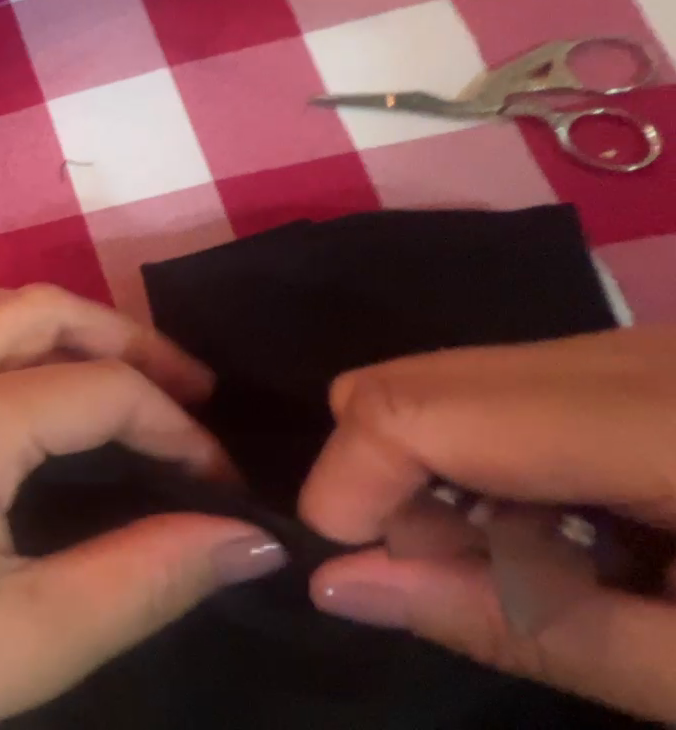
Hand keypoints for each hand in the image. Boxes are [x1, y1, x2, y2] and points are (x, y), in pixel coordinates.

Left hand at [0, 286, 286, 729]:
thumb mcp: (37, 634)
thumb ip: (151, 573)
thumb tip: (253, 537)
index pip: (100, 390)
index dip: (177, 428)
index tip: (221, 484)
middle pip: (35, 312)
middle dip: (123, 341)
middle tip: (186, 392)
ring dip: (36, 315)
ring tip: (91, 362)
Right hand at [300, 327, 675, 721]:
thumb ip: (523, 628)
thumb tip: (334, 586)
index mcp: (672, 420)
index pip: (418, 408)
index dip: (350, 482)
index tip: (350, 569)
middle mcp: (648, 352)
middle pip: (415, 381)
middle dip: (390, 482)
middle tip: (450, 581)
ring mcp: (658, 348)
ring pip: (456, 384)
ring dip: (445, 477)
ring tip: (535, 573)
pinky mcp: (664, 363)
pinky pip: (513, 391)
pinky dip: (503, 466)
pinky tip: (587, 538)